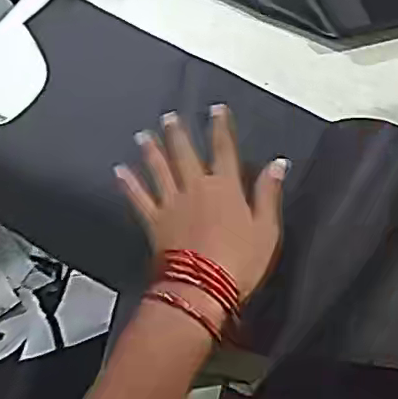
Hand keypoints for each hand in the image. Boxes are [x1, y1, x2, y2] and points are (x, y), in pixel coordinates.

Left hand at [115, 104, 286, 302]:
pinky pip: (138, 198)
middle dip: (178, 133)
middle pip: (185, 154)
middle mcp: (196, 188)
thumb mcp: (266, 228)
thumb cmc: (240, 261)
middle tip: (169, 116)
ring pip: (159, 170)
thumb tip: (277, 163)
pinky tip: (119, 171)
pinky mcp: (154, 222)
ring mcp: (172, 204)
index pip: (224, 149)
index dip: (221, 127)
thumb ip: (268, 193)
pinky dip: (128, 184)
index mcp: (225, 187)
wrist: (202, 289)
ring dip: (151, 151)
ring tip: (144, 135)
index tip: (216, 109)